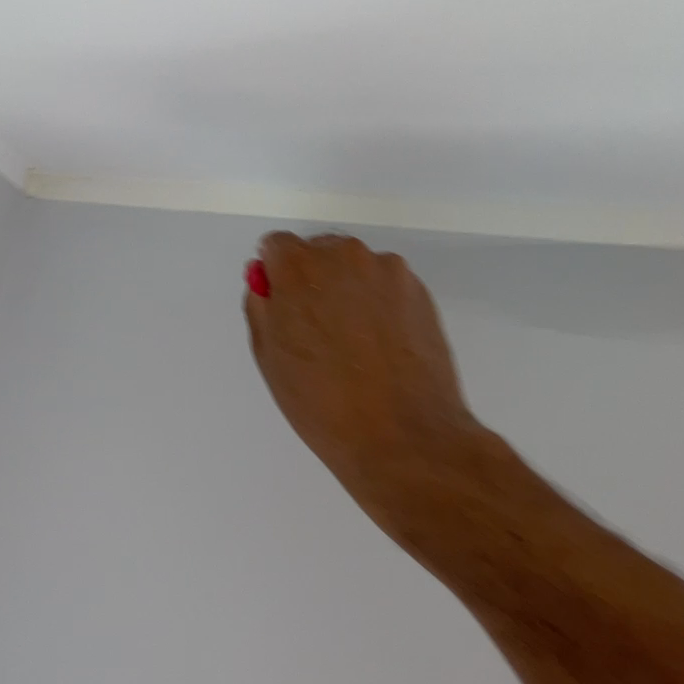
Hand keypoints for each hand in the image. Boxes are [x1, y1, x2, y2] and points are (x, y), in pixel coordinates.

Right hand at [242, 233, 484, 491]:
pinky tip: (381, 347)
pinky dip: (378, 304)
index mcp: (298, 266)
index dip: (274, 276)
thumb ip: (262, 306)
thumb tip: (268, 281)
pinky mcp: (421, 293)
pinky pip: (385, 286)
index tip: (282, 309)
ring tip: (354, 343)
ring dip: (347, 290)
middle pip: (317, 251)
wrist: (405, 437)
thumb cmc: (322, 401)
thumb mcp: (270, 355)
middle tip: (316, 330)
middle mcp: (344, 255)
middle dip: (311, 279)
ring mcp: (388, 272)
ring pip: (354, 268)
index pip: (275, 246)